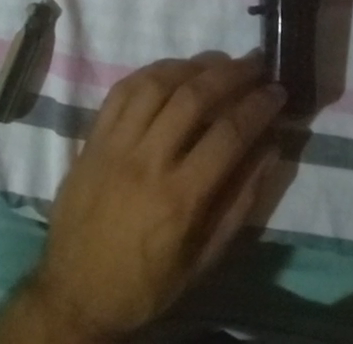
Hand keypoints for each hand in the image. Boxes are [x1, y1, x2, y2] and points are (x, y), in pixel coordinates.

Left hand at [12, 53, 284, 340]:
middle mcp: (147, 162)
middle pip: (193, 99)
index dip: (258, 107)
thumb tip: (270, 151)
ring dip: (192, 65)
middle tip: (256, 62)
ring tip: (218, 61)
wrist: (74, 291)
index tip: (278, 90)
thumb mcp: (204, 261)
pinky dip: (151, 72)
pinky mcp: (91, 138)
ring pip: (156, 85)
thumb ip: (239, 204)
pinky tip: (172, 70)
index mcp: (179, 199)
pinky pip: (122, 91)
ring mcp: (115, 145)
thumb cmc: (146, 283)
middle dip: (231, 74)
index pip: (228, 135)